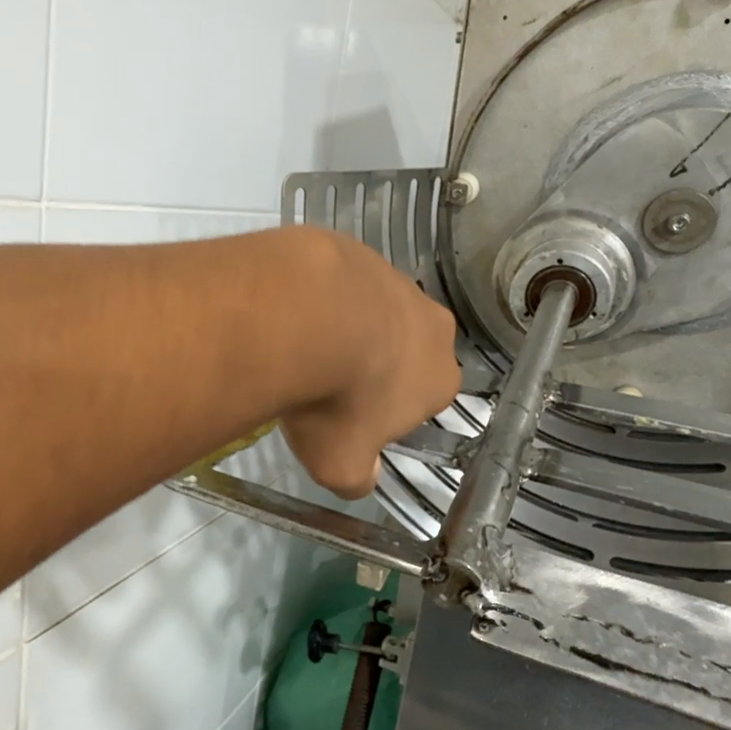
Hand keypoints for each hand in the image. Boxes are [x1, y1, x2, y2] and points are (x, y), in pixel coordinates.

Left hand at [280, 230, 461, 498]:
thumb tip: (361, 481)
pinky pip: (341, 280)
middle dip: (375, 362)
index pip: (426, 398)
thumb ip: (356, 478)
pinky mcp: (357, 248)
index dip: (390, 410)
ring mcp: (395, 279)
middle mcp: (430, 324)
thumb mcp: (339, 463)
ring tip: (302, 344)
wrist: (303, 315)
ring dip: (348, 324)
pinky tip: (290, 310)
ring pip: (375, 309)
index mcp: (440, 378)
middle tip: (328, 379)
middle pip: (407, 348)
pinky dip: (321, 294)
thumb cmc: (333, 400)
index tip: (353, 417)